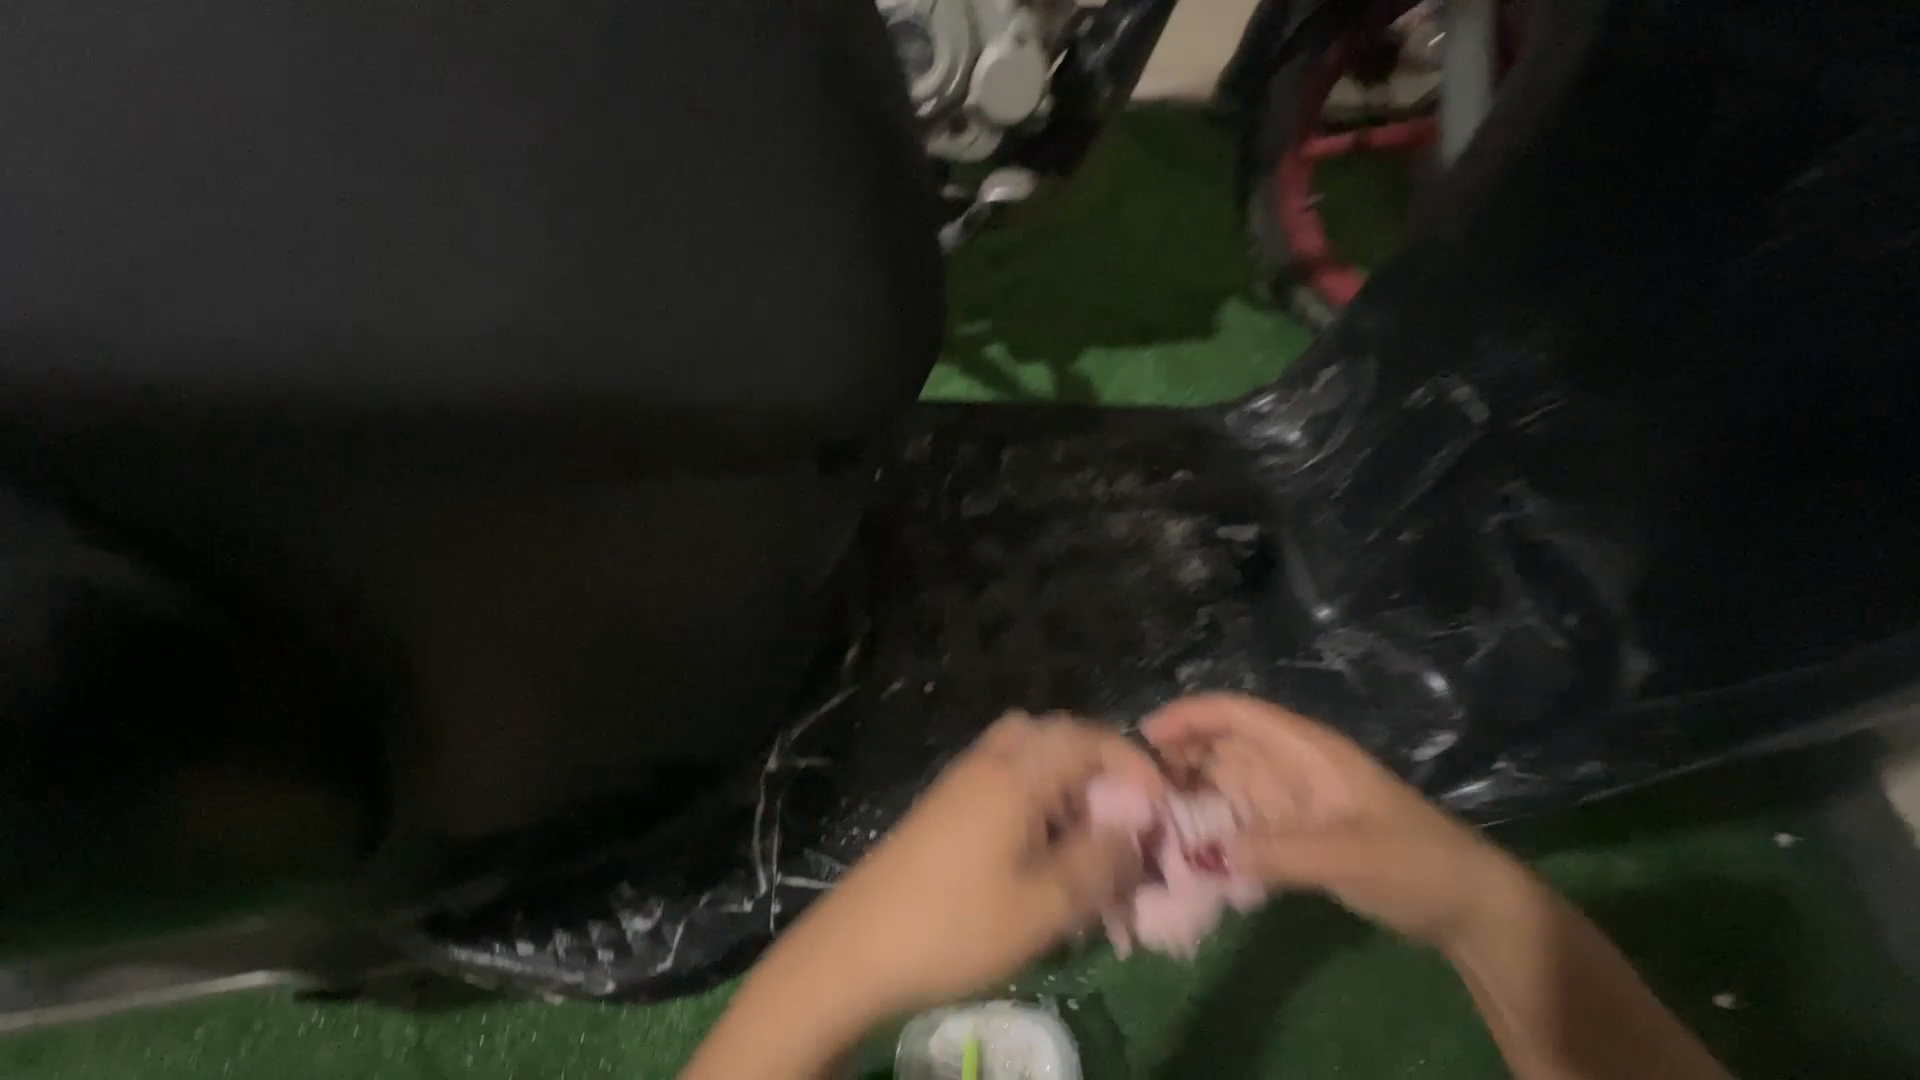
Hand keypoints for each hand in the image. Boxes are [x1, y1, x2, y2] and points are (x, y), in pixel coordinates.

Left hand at [770, 712, 1164, 1019]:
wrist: (855, 948)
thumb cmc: (955, 926)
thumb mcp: (1043, 906)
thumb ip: (1097, 860)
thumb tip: (1132, 825)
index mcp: (1015, 774)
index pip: (1087, 739)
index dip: (1132, 764)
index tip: (1159, 806)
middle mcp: (987, 763)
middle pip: (1052, 736)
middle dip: (1097, 766)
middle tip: (1120, 815)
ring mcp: (959, 782)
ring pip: (1026, 757)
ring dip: (1063, 784)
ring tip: (1083, 838)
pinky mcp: (942, 807)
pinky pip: (1002, 782)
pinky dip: (1033, 800)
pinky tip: (1038, 852)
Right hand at [1141, 694, 1521, 946]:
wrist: (1467, 907)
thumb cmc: (1414, 862)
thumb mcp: (1347, 854)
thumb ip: (1274, 853)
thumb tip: (1202, 855)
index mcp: (1306, 750)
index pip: (1238, 714)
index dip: (1190, 716)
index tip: (1145, 736)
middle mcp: (1290, 767)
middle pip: (1221, 746)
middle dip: (1178, 758)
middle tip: (1137, 791)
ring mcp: (1289, 801)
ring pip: (1224, 784)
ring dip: (1189, 796)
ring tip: (1150, 819)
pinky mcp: (1291, 834)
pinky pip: (1237, 823)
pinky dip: (1210, 832)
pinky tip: (1185, 851)